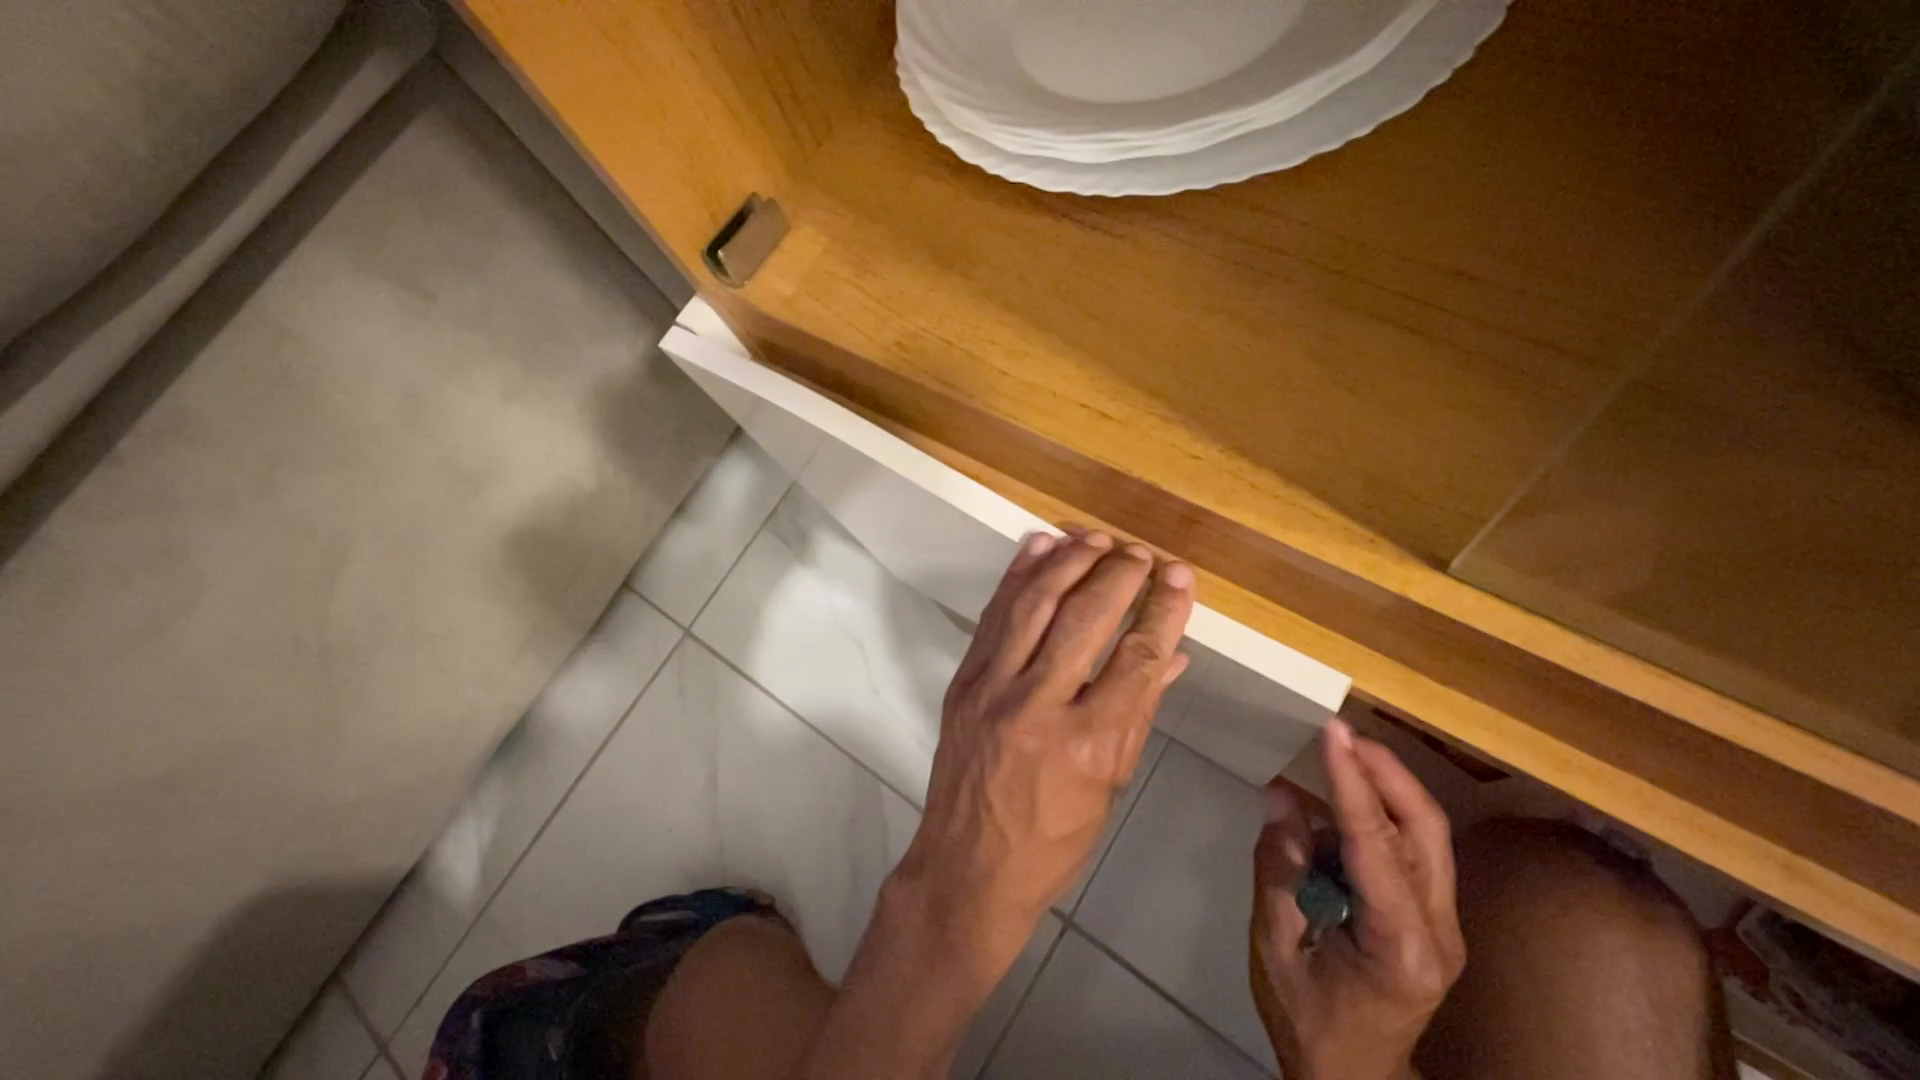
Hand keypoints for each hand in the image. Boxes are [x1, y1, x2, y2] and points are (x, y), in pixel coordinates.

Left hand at [891, 529, 1194, 976]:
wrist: (968, 867)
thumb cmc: (1053, 840)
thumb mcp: (1110, 784)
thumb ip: (1139, 712)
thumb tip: (1174, 653)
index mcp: (1088, 743)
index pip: (1137, 656)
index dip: (1164, 609)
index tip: (1180, 576)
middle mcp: (1038, 706)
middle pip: (1086, 618)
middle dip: (1120, 575)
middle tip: (1142, 554)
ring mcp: (992, 689)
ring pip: (1035, 605)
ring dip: (1068, 562)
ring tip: (1097, 539)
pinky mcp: (962, 682)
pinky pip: (994, 616)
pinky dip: (1017, 576)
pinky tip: (1040, 547)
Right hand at [1249, 719, 1464, 1079]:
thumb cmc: (1307, 1021)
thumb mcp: (1274, 948)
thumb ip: (1278, 870)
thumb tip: (1280, 797)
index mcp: (1401, 947)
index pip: (1377, 846)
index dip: (1351, 784)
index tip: (1331, 734)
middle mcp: (1440, 931)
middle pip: (1426, 829)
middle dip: (1385, 772)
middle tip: (1340, 733)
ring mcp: (1446, 925)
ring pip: (1427, 834)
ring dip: (1385, 787)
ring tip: (1339, 753)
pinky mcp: (1434, 920)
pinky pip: (1413, 851)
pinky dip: (1378, 815)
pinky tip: (1338, 801)